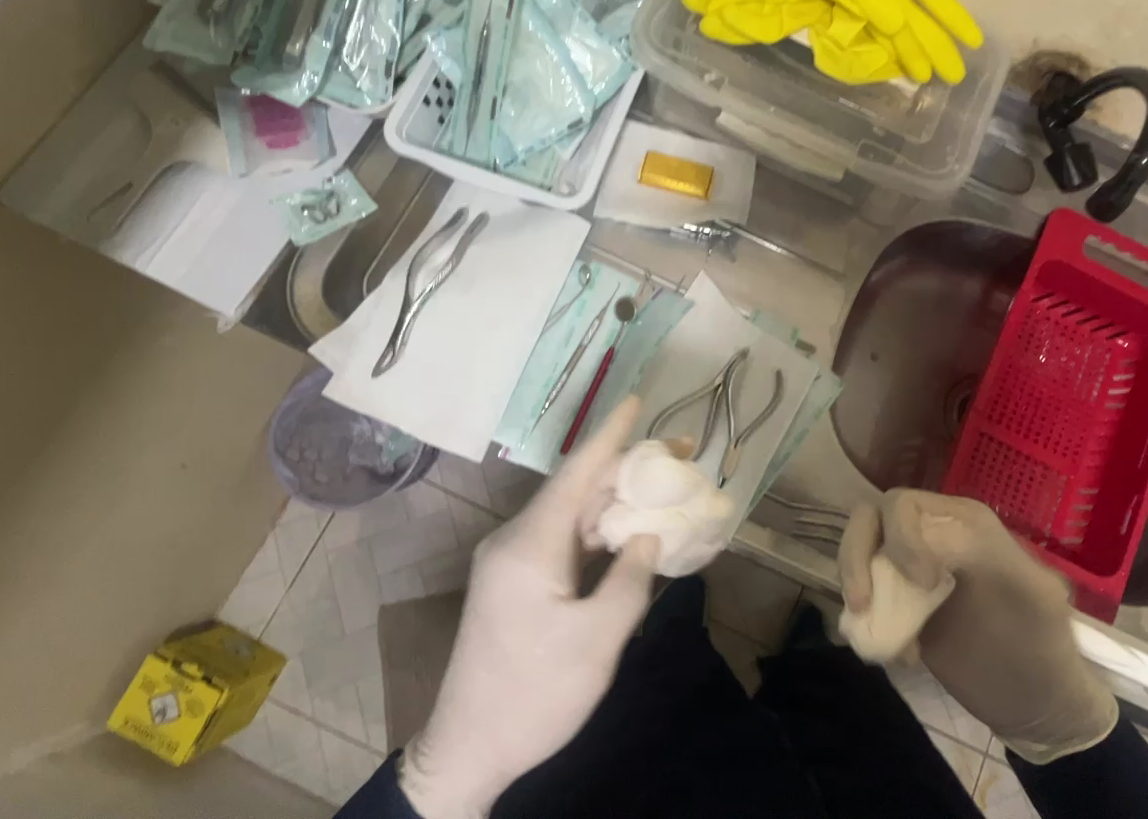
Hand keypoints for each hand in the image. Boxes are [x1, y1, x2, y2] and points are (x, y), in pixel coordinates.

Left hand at [400, 397, 660, 818]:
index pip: (576, 473)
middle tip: (678, 455)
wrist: (468, 749)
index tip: (638, 399)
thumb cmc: (534, 694)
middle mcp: (516, 541)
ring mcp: (514, 562)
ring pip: (571, 516)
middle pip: (577, 491)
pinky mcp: (517, 582)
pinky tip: (631, 529)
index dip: (610, 434)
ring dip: (615, 502)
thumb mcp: (597, 641)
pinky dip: (599, 533)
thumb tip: (648, 536)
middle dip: (626, 468)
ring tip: (663, 486)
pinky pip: (564, 542)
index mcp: (529, 545)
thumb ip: (630, 580)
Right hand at [839, 489, 1117, 765]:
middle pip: (872, 518)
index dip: (902, 538)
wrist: (1034, 705)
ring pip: (860, 549)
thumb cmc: (1042, 649)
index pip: (906, 505)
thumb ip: (987, 554)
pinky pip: (864, 590)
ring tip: (869, 626)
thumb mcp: (1032, 596)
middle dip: (857, 554)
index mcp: (965, 522)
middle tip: (861, 604)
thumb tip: (934, 536)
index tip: (922, 584)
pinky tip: (895, 652)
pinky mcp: (898, 601)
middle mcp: (932, 534)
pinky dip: (862, 618)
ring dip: (855, 585)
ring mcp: (911, 566)